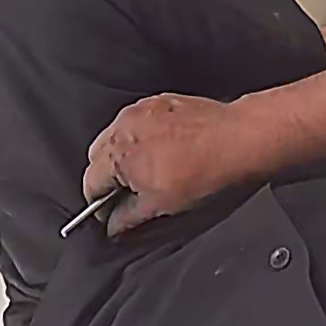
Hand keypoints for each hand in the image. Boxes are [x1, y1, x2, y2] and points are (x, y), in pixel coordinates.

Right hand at [82, 94, 256, 236]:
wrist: (235, 139)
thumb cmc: (203, 171)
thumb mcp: (161, 205)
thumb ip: (128, 216)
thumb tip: (113, 224)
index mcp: (118, 154)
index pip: (90, 181)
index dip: (97, 202)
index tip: (108, 211)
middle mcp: (123, 127)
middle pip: (96, 155)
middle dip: (105, 174)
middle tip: (127, 190)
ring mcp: (139, 110)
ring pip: (114, 135)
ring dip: (121, 152)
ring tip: (146, 167)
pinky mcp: (157, 101)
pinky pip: (135, 120)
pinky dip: (139, 135)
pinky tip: (160, 147)